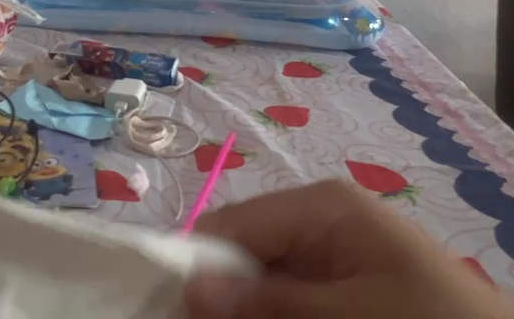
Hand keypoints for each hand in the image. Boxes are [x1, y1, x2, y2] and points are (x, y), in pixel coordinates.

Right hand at [185, 180, 513, 318]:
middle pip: (243, 257)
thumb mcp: (350, 314)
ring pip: (264, 286)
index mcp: (319, 206)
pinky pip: (292, 301)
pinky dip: (274, 315)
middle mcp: (319, 222)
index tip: (162, 310)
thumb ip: (271, 302)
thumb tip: (190, 288)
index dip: (193, 267)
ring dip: (246, 309)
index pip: (230, 224)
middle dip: (221, 297)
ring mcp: (333, 258)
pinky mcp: (347, 291)